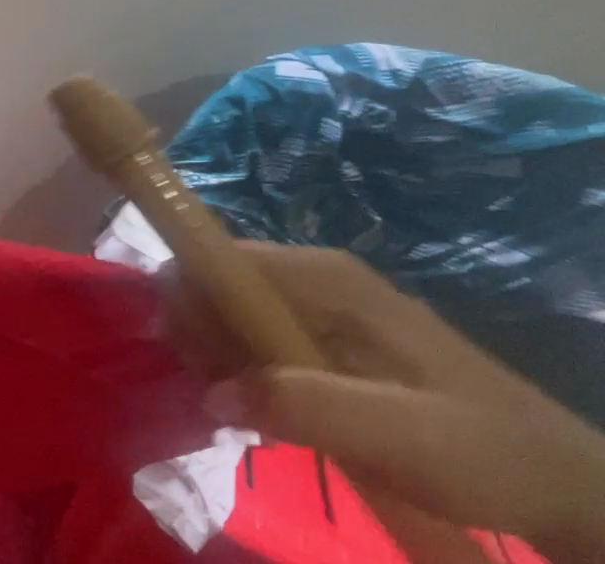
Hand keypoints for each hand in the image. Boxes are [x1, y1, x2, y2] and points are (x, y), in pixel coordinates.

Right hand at [167, 243, 604, 556]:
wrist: (562, 486)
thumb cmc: (483, 451)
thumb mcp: (401, 435)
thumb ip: (306, 406)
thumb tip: (212, 393)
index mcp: (323, 278)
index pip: (211, 259)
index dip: (184, 303)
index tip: (194, 365)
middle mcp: (312, 276)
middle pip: (210, 285)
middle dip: (198, 338)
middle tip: (220, 400)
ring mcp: (319, 305)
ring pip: (224, 312)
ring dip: (216, 361)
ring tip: (243, 414)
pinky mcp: (323, 336)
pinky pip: (250, 335)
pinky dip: (240, 372)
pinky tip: (261, 413)